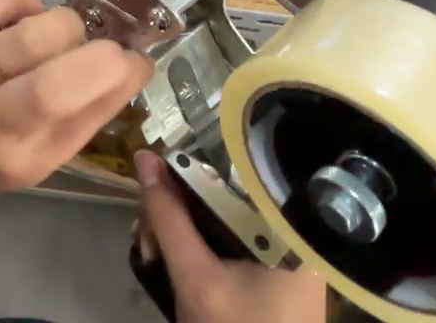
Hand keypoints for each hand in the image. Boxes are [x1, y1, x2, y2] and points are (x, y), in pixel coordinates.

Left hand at [0, 0, 151, 193]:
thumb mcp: (37, 159)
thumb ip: (85, 118)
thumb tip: (134, 66)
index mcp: (10, 152)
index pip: (68, 103)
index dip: (115, 74)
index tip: (136, 62)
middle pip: (50, 63)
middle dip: (95, 48)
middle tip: (101, 49)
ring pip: (32, 26)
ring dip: (64, 26)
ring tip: (58, 41)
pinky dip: (29, 4)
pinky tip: (23, 23)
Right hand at [136, 151, 327, 322]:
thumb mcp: (195, 278)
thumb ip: (168, 217)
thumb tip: (145, 157)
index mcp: (288, 230)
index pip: (233, 172)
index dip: (187, 171)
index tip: (151, 186)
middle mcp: (290, 235)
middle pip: (221, 195)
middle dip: (174, 211)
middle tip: (147, 241)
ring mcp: (281, 257)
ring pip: (217, 218)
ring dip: (177, 230)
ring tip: (151, 256)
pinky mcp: (269, 274)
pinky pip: (225, 240)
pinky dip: (195, 247)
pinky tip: (168, 261)